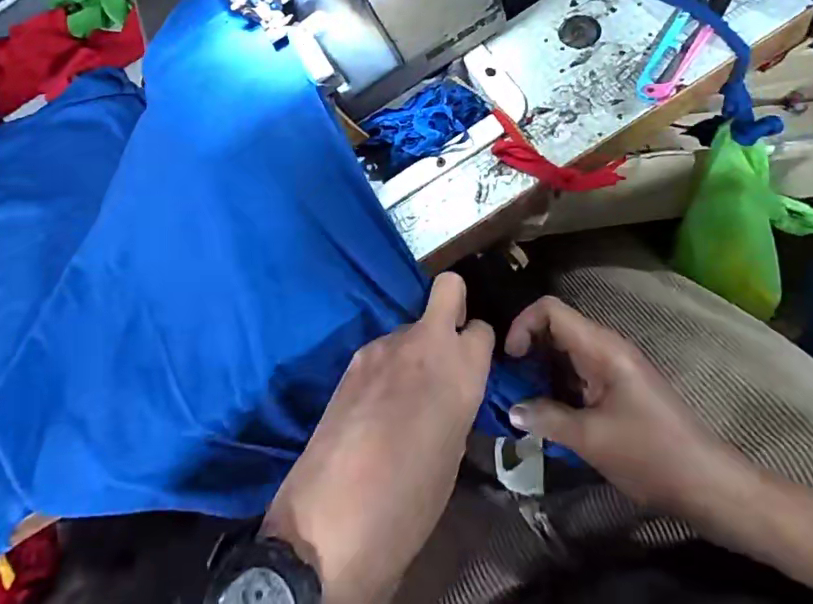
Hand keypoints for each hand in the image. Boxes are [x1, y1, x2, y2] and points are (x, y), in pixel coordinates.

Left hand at [261, 272, 493, 603]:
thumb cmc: (410, 501)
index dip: (478, 345)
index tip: (473, 366)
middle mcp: (425, 344)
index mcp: (462, 369)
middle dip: (454, 306)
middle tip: (446, 348)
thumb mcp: (453, 452)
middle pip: (449, 288)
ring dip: (412, 350)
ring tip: (402, 398)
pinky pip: (382, 351)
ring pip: (410, 328)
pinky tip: (374, 408)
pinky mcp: (351, 360)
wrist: (329, 524)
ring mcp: (384, 346)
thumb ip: (457, 403)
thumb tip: (450, 392)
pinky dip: (386, 369)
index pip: (483, 327)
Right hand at [504, 296, 738, 515]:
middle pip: (555, 328)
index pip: (551, 310)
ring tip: (518, 401)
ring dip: (539, 371)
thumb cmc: (649, 453)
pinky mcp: (617, 388)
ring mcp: (613, 368)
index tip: (509, 360)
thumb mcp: (591, 440)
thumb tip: (512, 409)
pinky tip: (544, 414)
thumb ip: (548, 419)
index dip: (523, 324)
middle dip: (526, 350)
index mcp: (602, 347)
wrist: (704, 480)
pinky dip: (556, 386)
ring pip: (565, 353)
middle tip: (506, 384)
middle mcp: (606, 348)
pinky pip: (577, 374)